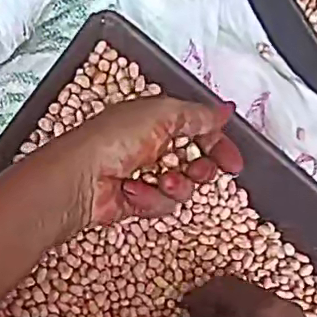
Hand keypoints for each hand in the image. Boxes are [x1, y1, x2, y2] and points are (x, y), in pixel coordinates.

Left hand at [50, 96, 244, 233]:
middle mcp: (154, 148)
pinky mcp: (138, 201)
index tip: (233, 164)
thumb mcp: (163, 115)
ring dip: (174, 187)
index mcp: (160, 121)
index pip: (201, 133)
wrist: (82, 178)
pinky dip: (150, 200)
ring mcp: (146, 176)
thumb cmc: (113, 140)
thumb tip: (224, 111)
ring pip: (182, 190)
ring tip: (158, 182)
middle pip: (196, 165)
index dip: (219, 147)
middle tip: (194, 171)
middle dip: (198, 171)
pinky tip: (133, 192)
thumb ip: (198, 115)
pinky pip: (162, 206)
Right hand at [181, 276, 316, 316]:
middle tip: (192, 316)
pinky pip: (264, 314)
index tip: (182, 306)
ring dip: (229, 310)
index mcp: (262, 305)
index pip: (224, 287)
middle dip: (214, 301)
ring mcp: (291, 316)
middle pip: (241, 291)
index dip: (199, 295)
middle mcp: (280, 303)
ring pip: (252, 302)